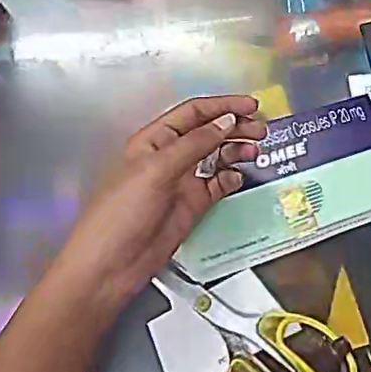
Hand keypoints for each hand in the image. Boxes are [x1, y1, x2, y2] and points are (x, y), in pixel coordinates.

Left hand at [45, 96, 267, 315]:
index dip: (222, 106)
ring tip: (255, 150)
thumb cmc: (119, 214)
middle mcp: (169, 157)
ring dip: (236, 150)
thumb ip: (193, 144)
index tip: (250, 106)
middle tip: (261, 129)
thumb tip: (225, 122)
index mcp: (154, 141)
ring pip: (216, 157)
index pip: (193, 113)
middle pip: (208, 133)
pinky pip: (217, 186)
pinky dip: (230, 179)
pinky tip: (239, 177)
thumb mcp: (155, 171)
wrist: (110, 266)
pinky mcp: (191, 206)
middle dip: (235, 127)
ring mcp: (181, 182)